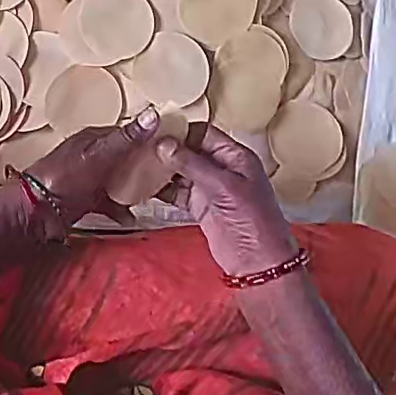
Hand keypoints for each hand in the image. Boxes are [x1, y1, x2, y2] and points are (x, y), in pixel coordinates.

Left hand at [20, 107, 161, 229]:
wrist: (36, 213)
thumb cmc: (66, 177)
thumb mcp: (99, 155)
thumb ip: (127, 138)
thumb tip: (153, 114)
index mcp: (94, 139)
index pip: (127, 133)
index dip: (148, 138)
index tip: (171, 146)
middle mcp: (92, 156)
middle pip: (125, 158)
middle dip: (145, 165)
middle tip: (169, 174)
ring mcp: (89, 179)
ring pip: (118, 180)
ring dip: (134, 188)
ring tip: (155, 196)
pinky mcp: (86, 200)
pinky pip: (109, 203)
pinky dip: (121, 210)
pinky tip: (131, 219)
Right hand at [154, 123, 299, 276]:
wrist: (257, 264)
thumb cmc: (251, 220)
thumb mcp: (223, 187)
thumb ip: (192, 164)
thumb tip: (164, 144)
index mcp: (234, 156)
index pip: (204, 133)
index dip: (182, 131)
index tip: (157, 130)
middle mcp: (221, 168)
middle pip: (190, 150)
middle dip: (168, 149)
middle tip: (142, 146)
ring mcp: (209, 187)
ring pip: (181, 170)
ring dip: (162, 168)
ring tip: (138, 163)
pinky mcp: (199, 205)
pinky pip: (177, 191)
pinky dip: (162, 188)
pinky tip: (144, 185)